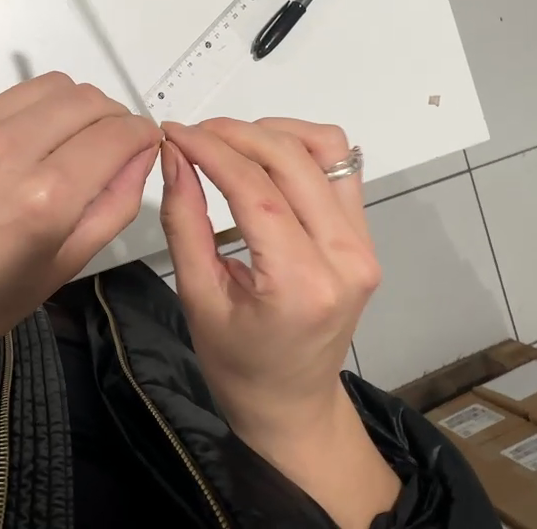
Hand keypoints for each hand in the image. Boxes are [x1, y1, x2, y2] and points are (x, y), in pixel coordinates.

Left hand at [0, 74, 159, 528]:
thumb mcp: (57, 273)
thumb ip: (109, 208)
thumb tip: (140, 157)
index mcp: (45, 201)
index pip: (118, 136)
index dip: (143, 137)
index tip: (147, 149)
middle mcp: (14, 151)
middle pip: (91, 101)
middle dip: (117, 118)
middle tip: (117, 149)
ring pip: (58, 85)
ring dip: (83, 105)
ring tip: (79, 140)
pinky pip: (20, 92)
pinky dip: (46, 103)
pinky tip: (40, 136)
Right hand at [159, 118, 398, 527]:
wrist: (292, 404)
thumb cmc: (238, 365)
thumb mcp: (197, 297)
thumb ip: (184, 219)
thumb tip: (174, 155)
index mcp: (301, 282)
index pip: (255, 187)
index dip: (210, 149)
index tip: (172, 134)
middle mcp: (345, 256)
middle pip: (292, 157)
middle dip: (235, 133)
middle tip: (193, 136)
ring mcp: (362, 243)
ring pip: (326, 148)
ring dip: (273, 133)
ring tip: (229, 145)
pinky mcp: (364, 236)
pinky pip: (339, 166)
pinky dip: (299, 148)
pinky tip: (263, 158)